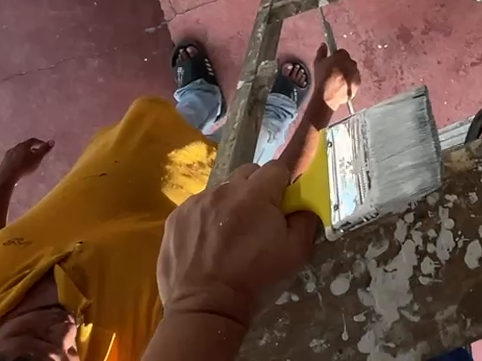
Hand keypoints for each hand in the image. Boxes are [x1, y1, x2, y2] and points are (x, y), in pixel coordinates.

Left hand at [0, 137, 53, 185]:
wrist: (6, 178)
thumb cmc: (24, 167)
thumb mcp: (37, 158)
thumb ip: (44, 150)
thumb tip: (52, 141)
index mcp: (23, 145)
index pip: (33, 140)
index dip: (40, 143)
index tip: (44, 147)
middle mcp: (15, 147)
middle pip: (25, 146)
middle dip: (32, 149)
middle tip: (37, 155)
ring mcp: (7, 155)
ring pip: (18, 152)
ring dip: (24, 155)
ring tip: (29, 161)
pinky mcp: (3, 163)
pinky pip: (13, 159)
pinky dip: (18, 160)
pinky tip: (20, 167)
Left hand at [158, 161, 318, 326]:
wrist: (205, 313)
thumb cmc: (255, 282)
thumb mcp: (295, 254)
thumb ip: (305, 218)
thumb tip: (302, 201)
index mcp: (255, 194)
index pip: (276, 169)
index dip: (281, 186)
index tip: (279, 207)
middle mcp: (224, 190)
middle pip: (247, 174)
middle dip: (256, 190)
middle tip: (256, 220)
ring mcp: (196, 202)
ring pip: (222, 190)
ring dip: (230, 204)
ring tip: (228, 235)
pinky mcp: (176, 217)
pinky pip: (198, 205)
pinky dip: (206, 217)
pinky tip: (207, 243)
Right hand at [312, 44, 358, 112]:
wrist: (328, 96)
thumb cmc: (322, 78)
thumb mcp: (318, 63)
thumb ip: (321, 52)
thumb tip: (323, 45)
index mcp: (343, 55)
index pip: (341, 52)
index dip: (336, 57)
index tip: (331, 62)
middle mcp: (352, 62)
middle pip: (348, 61)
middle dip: (342, 65)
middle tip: (333, 72)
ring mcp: (356, 73)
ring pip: (352, 70)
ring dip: (347, 73)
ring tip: (337, 81)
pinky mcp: (358, 83)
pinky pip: (354, 80)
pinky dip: (349, 82)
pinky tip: (341, 87)